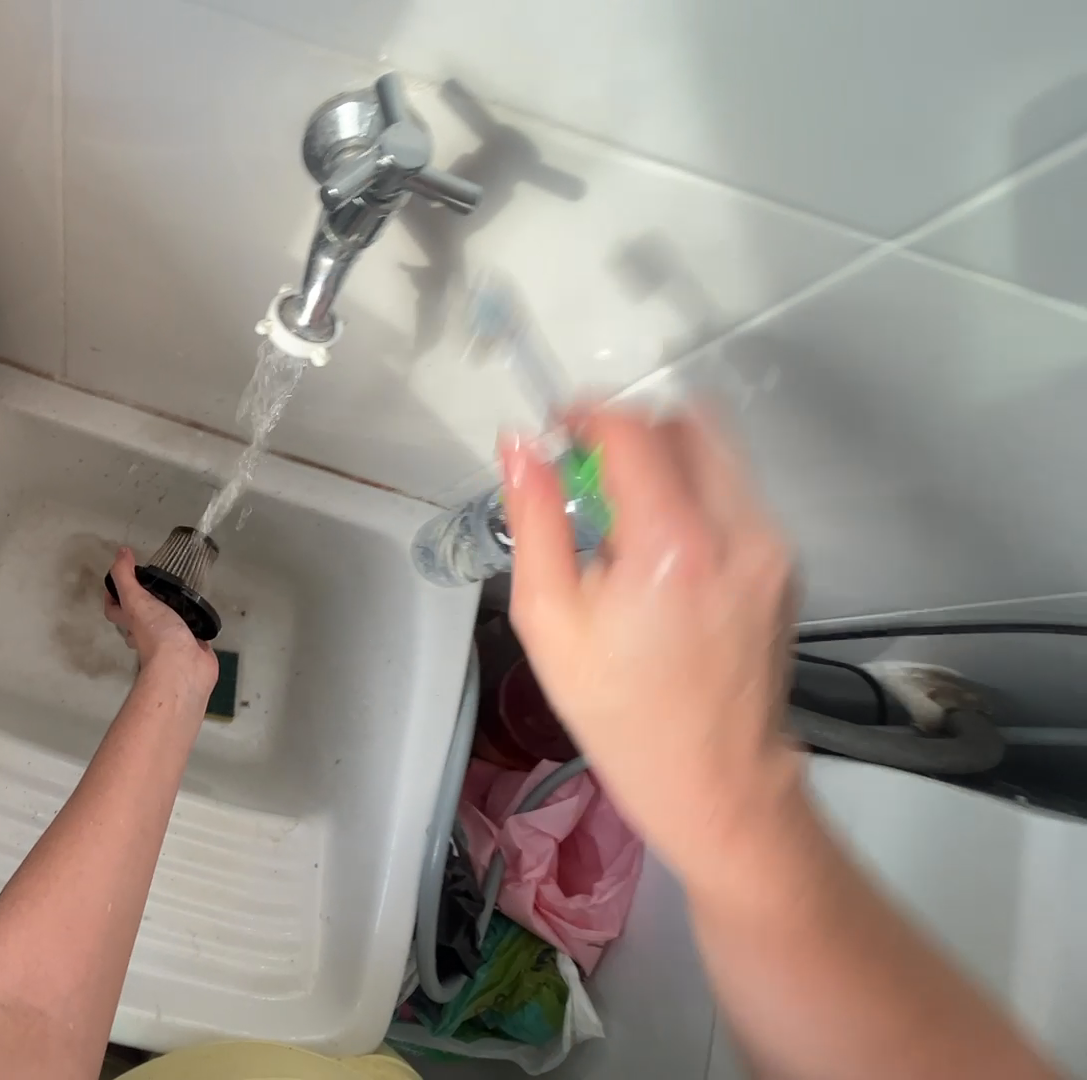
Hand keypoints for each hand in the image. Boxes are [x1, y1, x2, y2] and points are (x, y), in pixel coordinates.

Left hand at [104, 547, 218, 698]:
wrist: (184, 666)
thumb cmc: (157, 634)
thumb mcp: (136, 601)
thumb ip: (126, 577)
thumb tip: (120, 552)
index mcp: (133, 623)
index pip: (115, 608)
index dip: (112, 595)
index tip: (122, 575)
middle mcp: (149, 633)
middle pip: (140, 618)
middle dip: (146, 604)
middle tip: (157, 583)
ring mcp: (172, 642)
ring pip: (167, 624)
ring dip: (173, 612)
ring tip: (183, 591)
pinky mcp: (194, 645)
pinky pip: (192, 631)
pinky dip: (196, 622)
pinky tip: (203, 609)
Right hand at [501, 405, 803, 886]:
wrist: (712, 776)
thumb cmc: (613, 703)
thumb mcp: (546, 613)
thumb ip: (533, 517)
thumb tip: (517, 447)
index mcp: (672, 543)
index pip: (633, 430)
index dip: (585, 414)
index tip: (551, 430)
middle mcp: (740, 530)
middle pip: (688, 422)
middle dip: (625, 428)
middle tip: (578, 469)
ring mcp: (773, 546)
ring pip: (715, 452)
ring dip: (655, 458)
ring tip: (609, 515)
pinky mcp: (784, 563)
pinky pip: (730, 493)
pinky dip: (683, 492)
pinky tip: (647, 549)